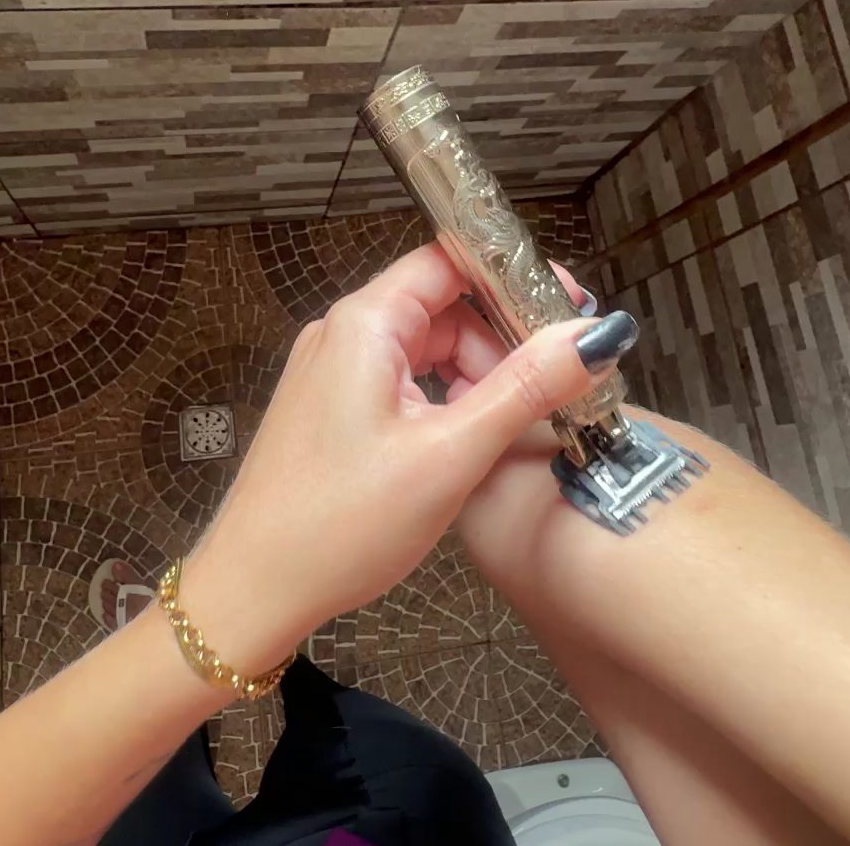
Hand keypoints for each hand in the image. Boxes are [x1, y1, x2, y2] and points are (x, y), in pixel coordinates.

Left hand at [179, 243, 634, 674]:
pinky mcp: (333, 407)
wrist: (256, 587)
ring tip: (512, 421)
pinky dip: (443, 398)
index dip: (512, 275)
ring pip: (425, 348)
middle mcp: (343, 334)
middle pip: (442, 307)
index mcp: (364, 324)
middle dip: (501, 339)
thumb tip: (593, 334)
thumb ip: (523, 388)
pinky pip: (402, 381)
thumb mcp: (448, 454)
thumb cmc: (340, 524)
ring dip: (475, 374)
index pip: (449, 261)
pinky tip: (467, 435)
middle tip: (553, 382)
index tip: (567, 304)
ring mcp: (334, 371)